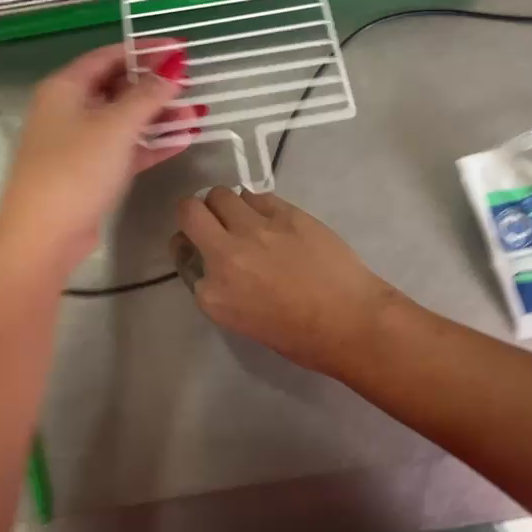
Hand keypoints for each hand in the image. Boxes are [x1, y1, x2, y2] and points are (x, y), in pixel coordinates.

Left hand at [0, 41, 202, 272]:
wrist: (42, 237)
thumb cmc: (76, 169)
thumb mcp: (116, 126)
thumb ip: (148, 95)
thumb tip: (172, 68)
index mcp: (65, 87)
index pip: (109, 55)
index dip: (145, 49)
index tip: (181, 49)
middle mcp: (68, 108)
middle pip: (117, 85)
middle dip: (155, 85)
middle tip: (191, 83)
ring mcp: (78, 142)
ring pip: (123, 119)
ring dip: (159, 115)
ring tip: (197, 114)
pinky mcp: (88, 172)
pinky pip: (125, 147)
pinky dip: (151, 142)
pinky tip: (183, 140)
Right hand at [174, 188, 404, 377]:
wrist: (351, 321)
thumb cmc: (300, 337)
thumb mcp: (242, 320)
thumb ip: (219, 287)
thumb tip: (215, 263)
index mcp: (213, 292)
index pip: (180, 252)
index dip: (188, 245)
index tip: (197, 247)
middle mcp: (225, 253)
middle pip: (189, 210)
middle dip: (194, 213)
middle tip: (212, 222)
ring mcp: (255, 228)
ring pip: (221, 194)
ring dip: (225, 204)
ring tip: (244, 218)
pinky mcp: (284, 212)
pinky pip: (255, 195)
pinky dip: (256, 204)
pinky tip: (271, 219)